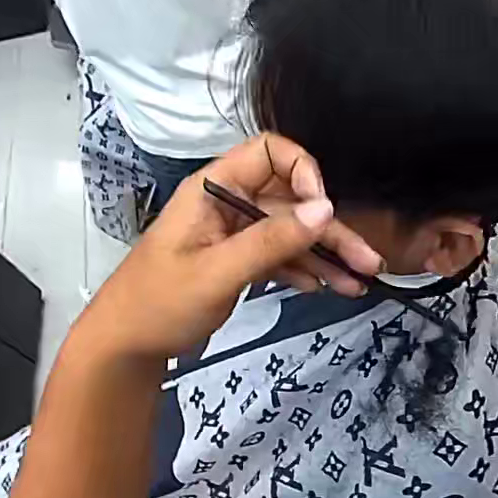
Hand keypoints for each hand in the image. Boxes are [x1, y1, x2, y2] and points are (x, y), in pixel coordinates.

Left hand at [73, 134, 382, 361]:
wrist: (127, 345)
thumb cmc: (161, 302)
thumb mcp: (217, 272)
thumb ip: (271, 240)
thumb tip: (325, 208)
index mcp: (216, 189)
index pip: (270, 153)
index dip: (303, 173)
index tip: (322, 209)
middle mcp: (232, 204)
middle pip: (293, 203)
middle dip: (331, 231)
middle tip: (369, 262)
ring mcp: (237, 235)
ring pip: (293, 234)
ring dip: (327, 257)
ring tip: (359, 283)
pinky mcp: (241, 261)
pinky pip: (281, 258)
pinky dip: (305, 271)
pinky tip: (327, 288)